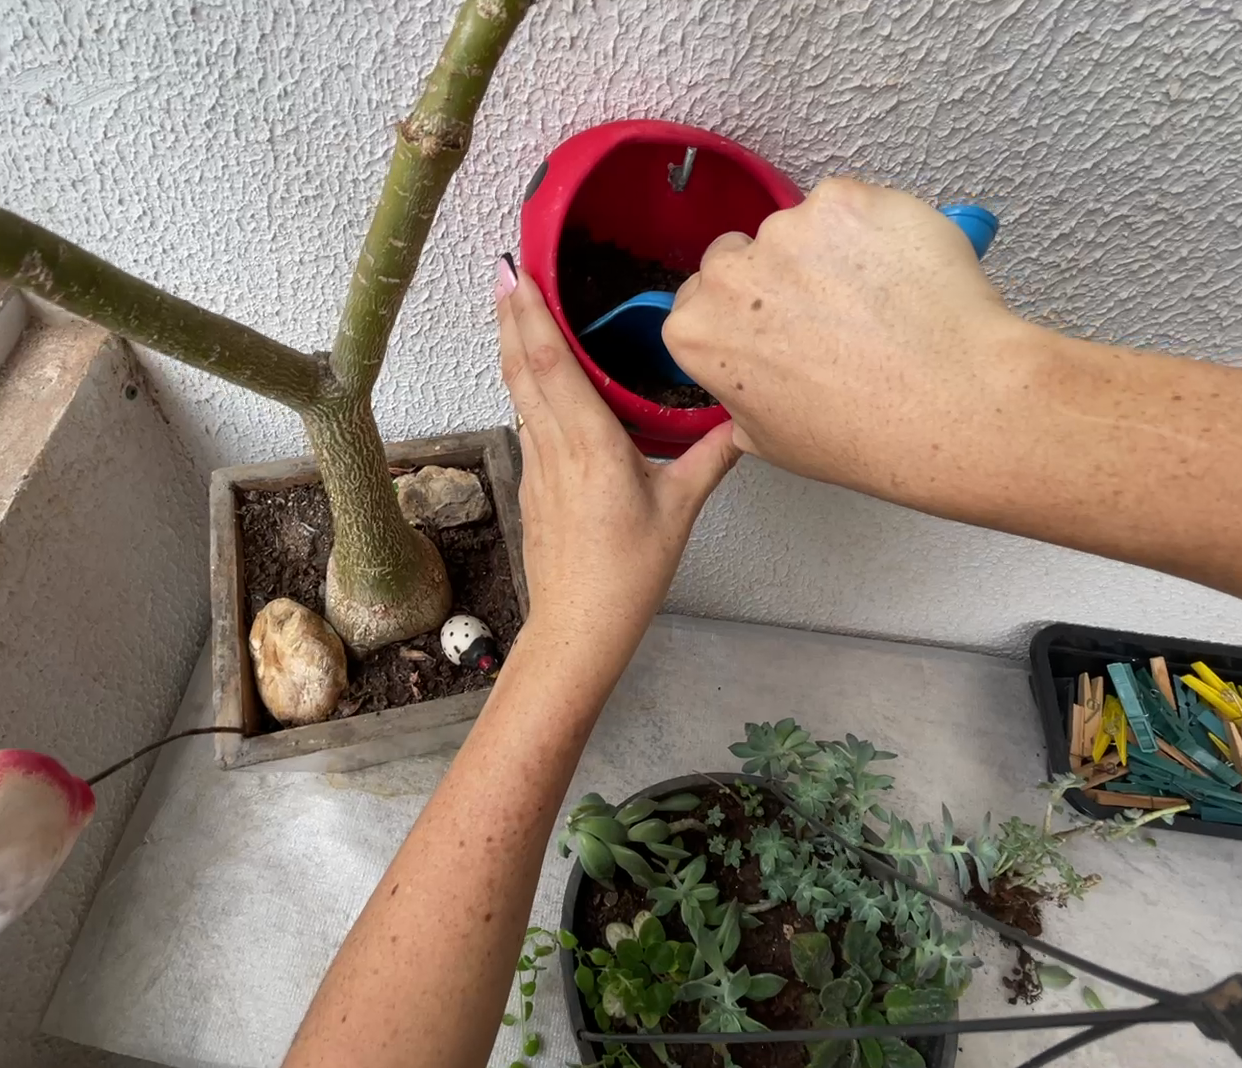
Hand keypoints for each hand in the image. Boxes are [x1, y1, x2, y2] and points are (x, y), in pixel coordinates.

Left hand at [495, 261, 739, 649]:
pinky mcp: (532, 484)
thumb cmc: (628, 573)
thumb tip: (740, 422)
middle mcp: (554, 448)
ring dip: (510, 346)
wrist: (578, 624)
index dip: (530, 315)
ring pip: (517, 394)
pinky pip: (525, 421)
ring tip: (509, 308)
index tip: (516, 273)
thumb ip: (709, 459)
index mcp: (591, 446)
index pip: (551, 366)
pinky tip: (531, 377)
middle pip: (521, 369)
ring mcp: (537, 466)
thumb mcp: (679, 511)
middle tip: (501, 268)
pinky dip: (522, 386)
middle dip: (510, 315)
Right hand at [662, 177, 1046, 502]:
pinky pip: (849, 207)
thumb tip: (749, 385)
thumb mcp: (764, 440)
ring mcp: (786, 232)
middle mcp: (728, 277)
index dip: (732, 313)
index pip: (695, 301)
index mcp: (695, 333)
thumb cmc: (858, 434)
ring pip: (796, 231)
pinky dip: (870, 230)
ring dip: (824, 253)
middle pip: (735, 256)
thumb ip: (737, 395)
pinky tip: (896, 274)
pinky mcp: (845, 201)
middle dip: (768, 277)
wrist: (945, 405)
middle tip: (818, 312)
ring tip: (870, 300)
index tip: (762, 324)